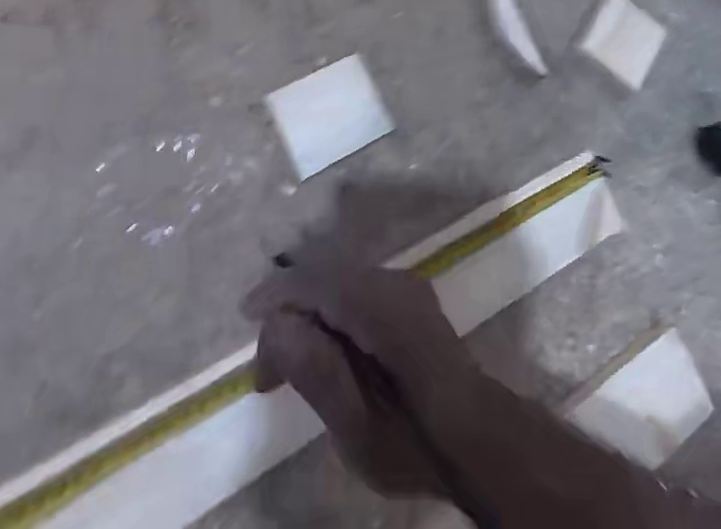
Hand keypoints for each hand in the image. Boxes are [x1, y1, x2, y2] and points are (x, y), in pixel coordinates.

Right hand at [242, 256, 480, 497]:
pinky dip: (330, 317)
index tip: (245, 316)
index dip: (278, 293)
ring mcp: (407, 288)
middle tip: (266, 376)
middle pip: (326, 279)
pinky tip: (320, 355)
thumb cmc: (414, 440)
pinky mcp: (410, 299)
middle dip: (289, 315)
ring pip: (340, 284)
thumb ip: (317, 370)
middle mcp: (397, 284)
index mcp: (386, 309)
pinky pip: (357, 293)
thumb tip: (279, 321)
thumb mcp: (356, 425)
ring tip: (286, 372)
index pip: (319, 280)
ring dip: (308, 318)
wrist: (476, 434)